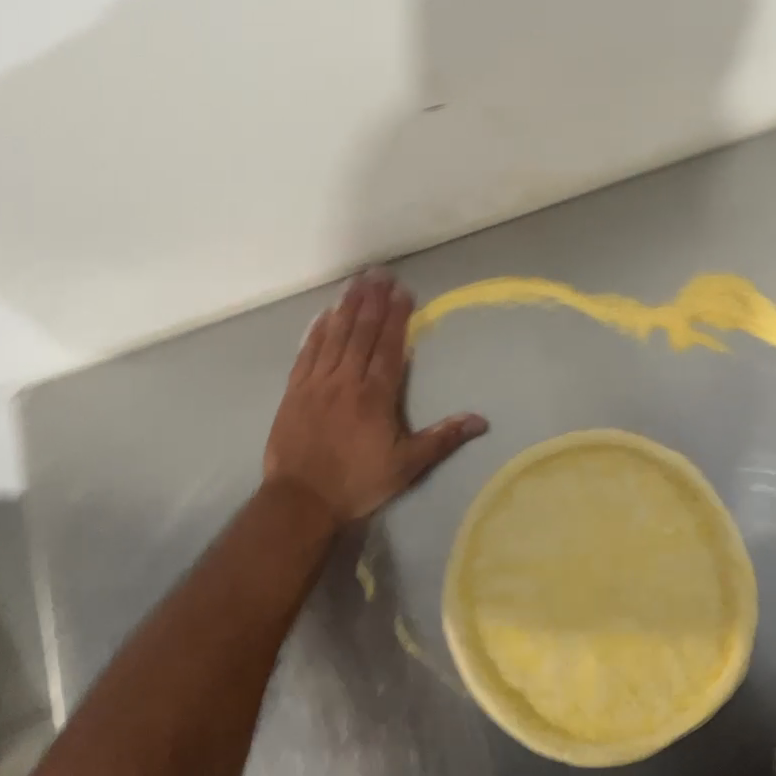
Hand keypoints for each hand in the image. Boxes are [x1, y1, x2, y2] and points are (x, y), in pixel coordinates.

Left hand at [264, 270, 487, 522]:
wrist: (301, 501)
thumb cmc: (358, 482)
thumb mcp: (407, 466)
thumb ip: (442, 438)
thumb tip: (481, 420)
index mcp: (375, 396)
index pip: (389, 348)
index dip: (397, 318)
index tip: (403, 292)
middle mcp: (346, 381)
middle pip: (361, 333)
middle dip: (373, 301)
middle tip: (380, 274)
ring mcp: (317, 384)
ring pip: (334, 336)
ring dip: (346, 307)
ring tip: (356, 282)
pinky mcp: (294, 392)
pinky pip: (307, 353)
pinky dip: (316, 331)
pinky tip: (323, 314)